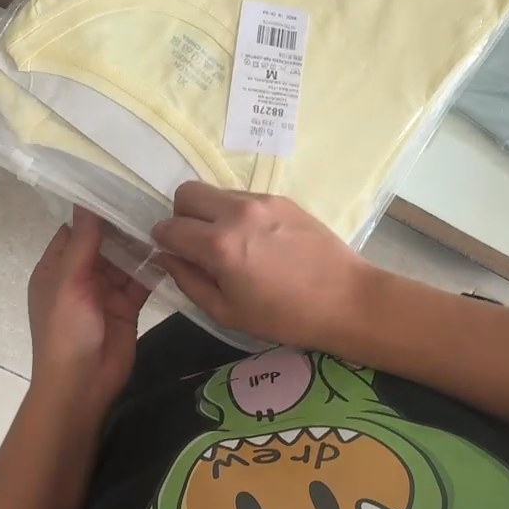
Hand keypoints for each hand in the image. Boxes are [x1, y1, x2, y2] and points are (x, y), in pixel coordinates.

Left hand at [28, 207, 151, 425]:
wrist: (82, 386)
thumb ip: (83, 243)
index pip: (76, 230)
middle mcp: (80, 277)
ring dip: (142, 245)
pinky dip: (154, 269)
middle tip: (155, 198)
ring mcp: (105, 293)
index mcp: (56, 268)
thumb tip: (87, 200)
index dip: (96, 210)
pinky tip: (173, 250)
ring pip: (126, 261)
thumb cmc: (65, 332)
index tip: (122, 186)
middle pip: (105, 243)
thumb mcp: (69, 283)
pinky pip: (141, 282)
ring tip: (169, 219)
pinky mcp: (127, 307)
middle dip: (125, 226)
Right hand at [150, 182, 376, 350]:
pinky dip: (237, 213)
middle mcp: (236, 213)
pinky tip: (257, 240)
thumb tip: (167, 258)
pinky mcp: (282, 199)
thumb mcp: (227, 312)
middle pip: (186, 193)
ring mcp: (262, 201)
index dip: (162, 241)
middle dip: (181, 216)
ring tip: (230, 244)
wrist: (345, 300)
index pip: (169, 227)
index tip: (171, 253)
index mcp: (219, 245)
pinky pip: (244, 196)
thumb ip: (189, 281)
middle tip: (195, 243)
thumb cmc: (284, 317)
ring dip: (210, 212)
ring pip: (216, 192)